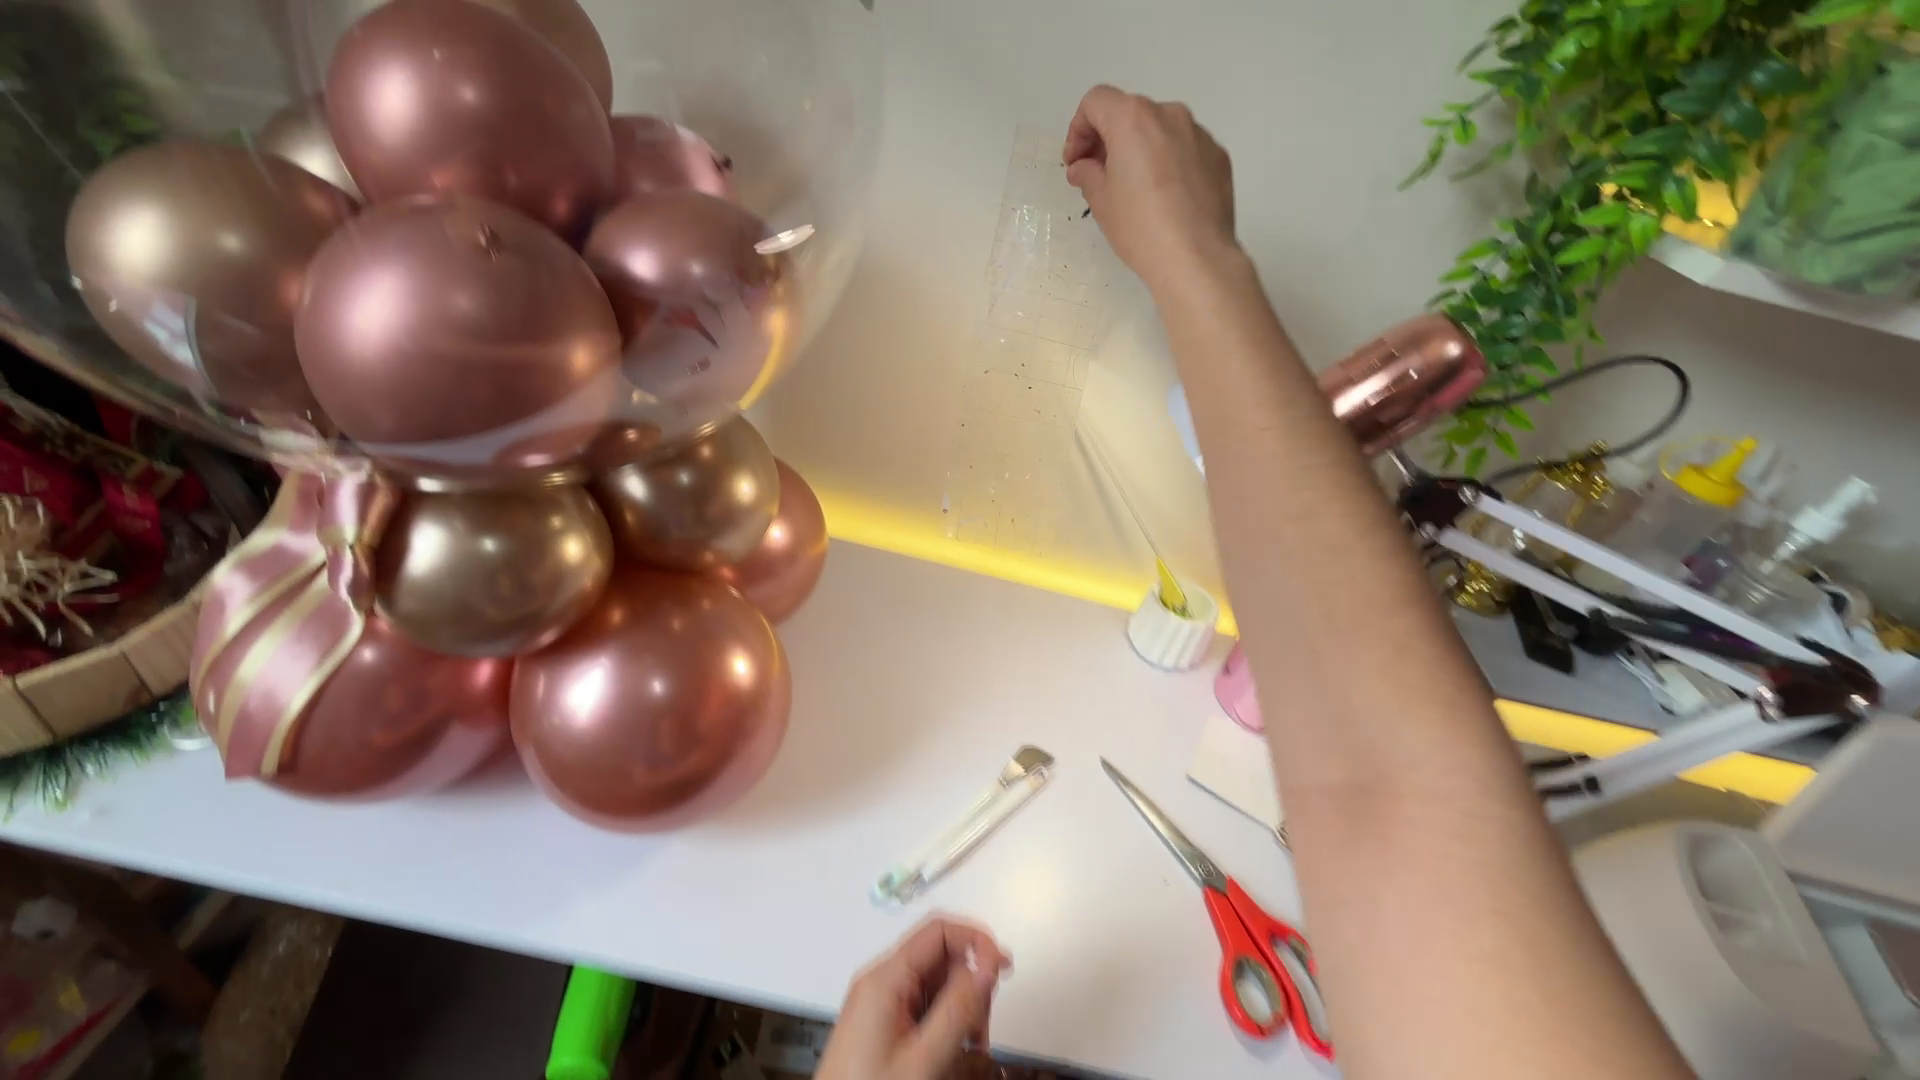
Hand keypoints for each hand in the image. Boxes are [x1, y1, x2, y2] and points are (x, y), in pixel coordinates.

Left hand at [817, 917, 1011, 1079]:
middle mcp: (880, 980)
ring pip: (935, 981)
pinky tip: (955, 1048)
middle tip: (985, 1026)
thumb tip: (989, 965)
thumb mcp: (923, 1059)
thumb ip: (958, 1009)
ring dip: (962, 1006)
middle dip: (971, 983)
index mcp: (885, 978)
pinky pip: (923, 1003)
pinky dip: (946, 1020)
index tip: (1002, 969)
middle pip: (940, 956)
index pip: (938, 930)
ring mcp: (880, 1000)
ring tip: (974, 1045)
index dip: (975, 940)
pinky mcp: (881, 1020)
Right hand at [1063, 85, 1237, 294]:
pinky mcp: (1218, 156)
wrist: (1196, 258)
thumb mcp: (1101, 202)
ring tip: (1135, 189)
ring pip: (1160, 130)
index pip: (1096, 102)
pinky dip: (1168, 163)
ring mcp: (1199, 134)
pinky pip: (1185, 150)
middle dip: (1109, 140)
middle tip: (1099, 176)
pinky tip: (1165, 198)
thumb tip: (1084, 167)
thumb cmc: (1140, 228)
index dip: (1078, 130)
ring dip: (1141, 150)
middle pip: (1129, 113)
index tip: (1076, 163)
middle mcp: (1169, 114)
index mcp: (1133, 119)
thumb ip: (1088, 174)